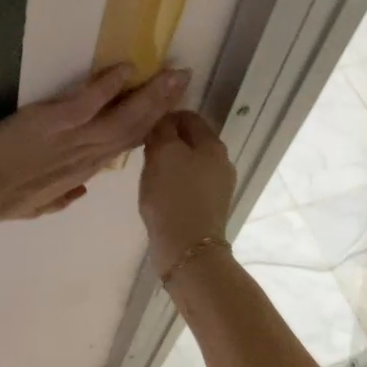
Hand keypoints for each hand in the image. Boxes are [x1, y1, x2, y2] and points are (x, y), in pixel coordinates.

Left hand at [0, 64, 190, 223]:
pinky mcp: (55, 122)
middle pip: (135, 130)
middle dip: (162, 105)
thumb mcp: (38, 206)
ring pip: (124, 118)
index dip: (150, 127)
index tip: (169, 110)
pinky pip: (91, 101)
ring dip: (151, 94)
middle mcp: (87, 158)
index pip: (124, 147)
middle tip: (183, 80)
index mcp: (82, 174)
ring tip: (173, 74)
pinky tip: (127, 67)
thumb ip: (63, 196)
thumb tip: (83, 189)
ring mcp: (73, 139)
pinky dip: (110, 84)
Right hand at [138, 111, 235, 275]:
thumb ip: (162, 129)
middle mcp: (222, 162)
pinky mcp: (210, 208)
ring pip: (189, 163)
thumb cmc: (173, 195)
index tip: (144, 129)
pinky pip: (190, 184)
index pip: (188, 117)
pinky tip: (160, 194)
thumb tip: (163, 121)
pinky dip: (175, 184)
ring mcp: (218, 187)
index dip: (165, 118)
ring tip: (149, 174)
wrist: (188, 250)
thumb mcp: (162, 153)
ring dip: (170, 164)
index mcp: (213, 145)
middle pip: (190, 140)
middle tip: (144, 151)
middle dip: (167, 142)